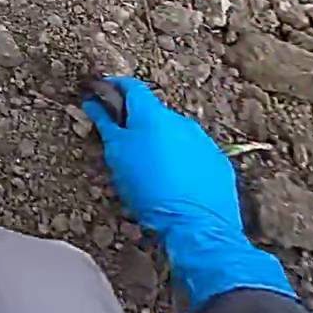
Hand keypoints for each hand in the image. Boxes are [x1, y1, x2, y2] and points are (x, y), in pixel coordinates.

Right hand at [82, 77, 292, 310]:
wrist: (197, 227)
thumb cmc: (146, 185)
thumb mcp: (116, 153)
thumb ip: (104, 123)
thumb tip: (93, 104)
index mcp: (152, 114)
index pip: (131, 86)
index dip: (114, 86)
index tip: (102, 92)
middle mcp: (180, 121)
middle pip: (152, 112)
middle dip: (136, 121)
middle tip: (122, 141)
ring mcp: (203, 142)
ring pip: (173, 132)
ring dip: (159, 140)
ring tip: (149, 166)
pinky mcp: (220, 164)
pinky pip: (193, 152)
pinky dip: (179, 158)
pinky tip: (172, 179)